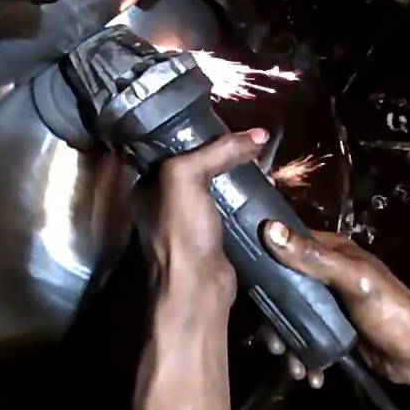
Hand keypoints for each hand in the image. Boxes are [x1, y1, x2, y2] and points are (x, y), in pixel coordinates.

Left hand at [149, 128, 268, 310]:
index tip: (228, 120)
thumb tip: (258, 135)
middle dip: (222, 150)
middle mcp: (164, 200)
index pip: (173, 146)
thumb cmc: (182, 231)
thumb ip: (216, 152)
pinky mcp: (212, 235)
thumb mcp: (186, 178)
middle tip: (250, 138)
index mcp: (148, 184)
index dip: (199, 131)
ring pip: (215, 183)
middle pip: (197, 163)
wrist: (198, 288)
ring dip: (236, 171)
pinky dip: (244, 193)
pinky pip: (229, 204)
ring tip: (259, 155)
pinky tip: (261, 184)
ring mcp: (188, 220)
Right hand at [262, 223, 409, 387]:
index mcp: (330, 251)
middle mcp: (325, 273)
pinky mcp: (333, 331)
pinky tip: (309, 375)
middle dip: (274, 318)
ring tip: (293, 366)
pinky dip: (303, 357)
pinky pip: (306, 339)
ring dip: (288, 343)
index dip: (264, 260)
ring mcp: (328, 303)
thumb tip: (271, 230)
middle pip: (283, 288)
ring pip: (292, 318)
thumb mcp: (351, 279)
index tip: (246, 285)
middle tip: (273, 342)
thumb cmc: (389, 308)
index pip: (287, 245)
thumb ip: (313, 257)